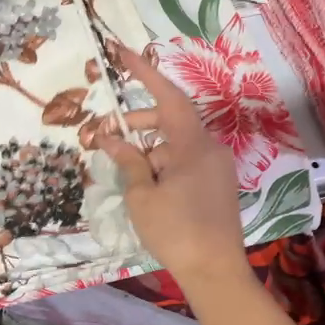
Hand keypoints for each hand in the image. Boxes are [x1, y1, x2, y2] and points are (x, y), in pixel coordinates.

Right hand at [94, 44, 252, 292]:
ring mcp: (217, 167)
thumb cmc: (175, 230)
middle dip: (139, 120)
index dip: (144, 73)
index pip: (167, 96)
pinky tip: (144, 183)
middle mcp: (210, 148)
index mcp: (192, 145)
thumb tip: (111, 139)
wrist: (214, 270)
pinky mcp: (217, 185)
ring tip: (123, 166)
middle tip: (107, 134)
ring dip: (149, 147)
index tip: (122, 53)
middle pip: (171, 119)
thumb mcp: (142, 196)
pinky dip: (162, 162)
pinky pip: (186, 161)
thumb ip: (129, 162)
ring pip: (177, 143)